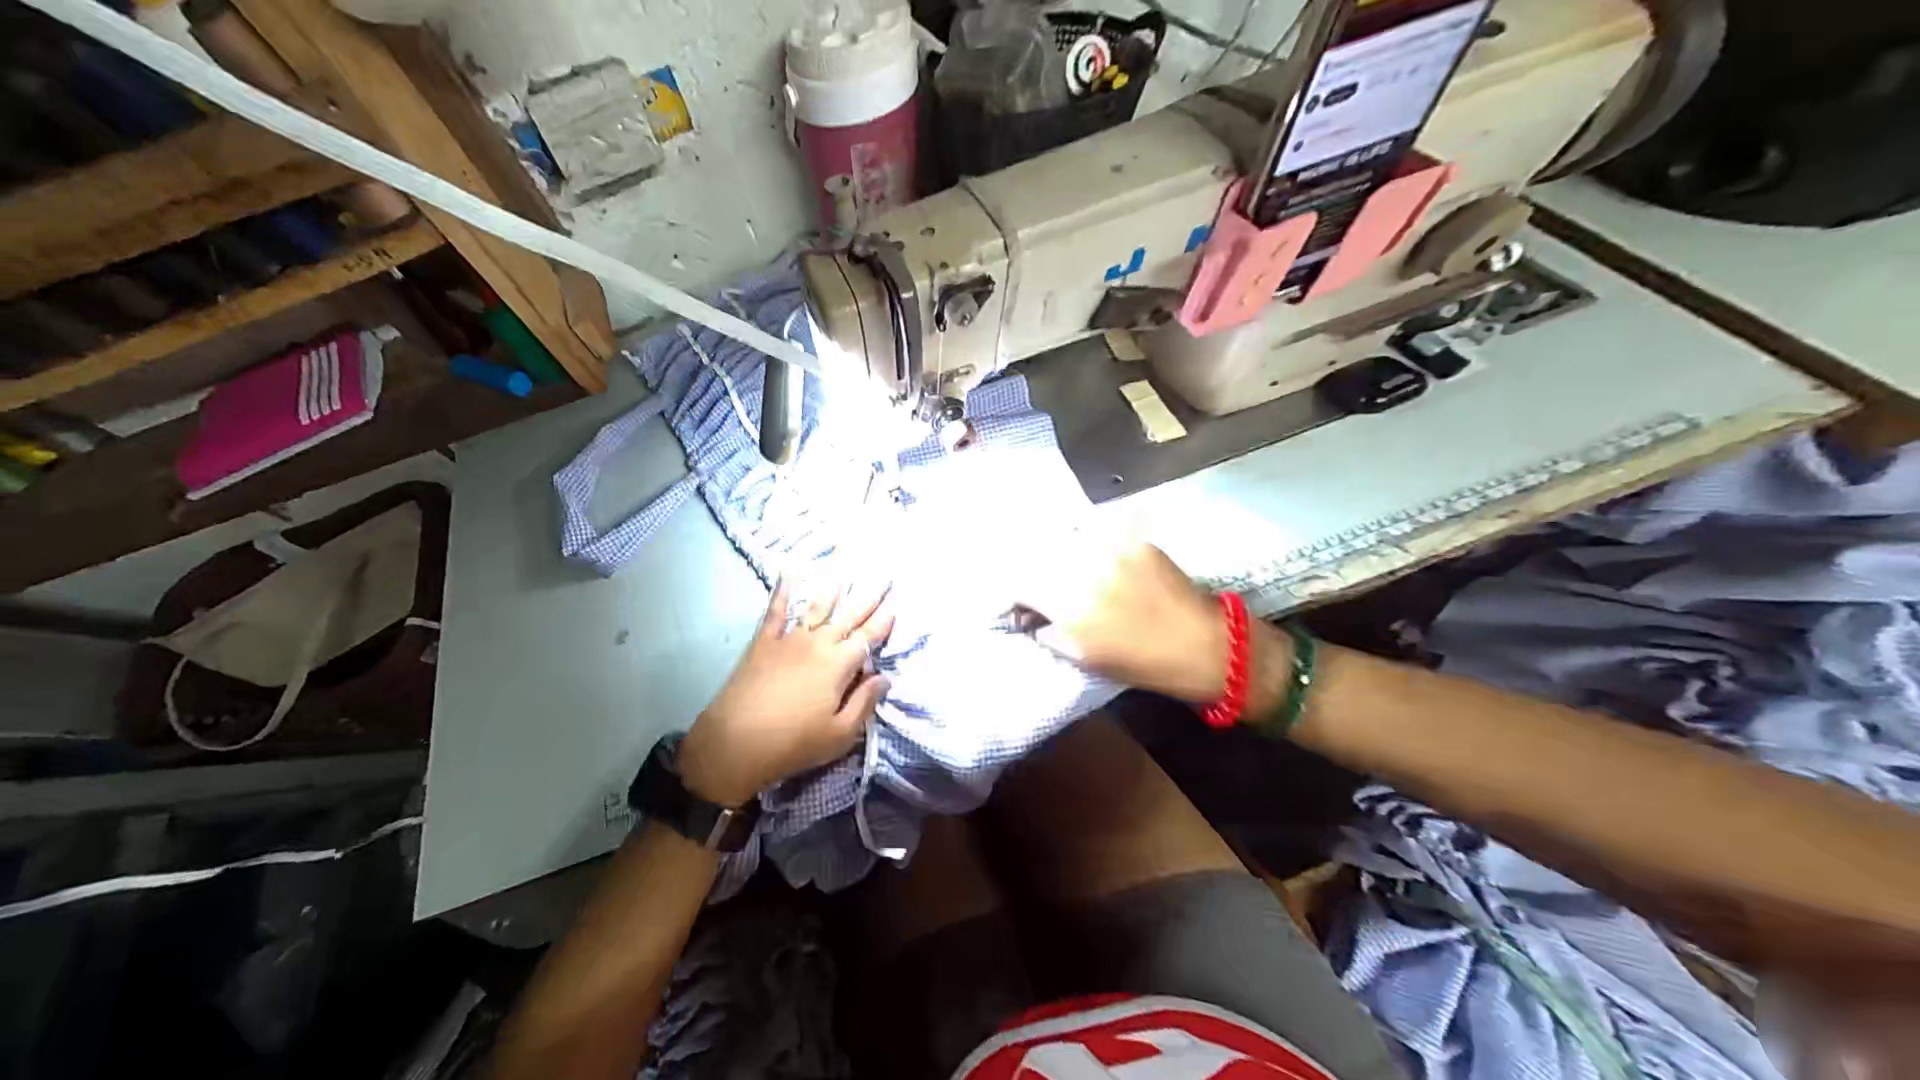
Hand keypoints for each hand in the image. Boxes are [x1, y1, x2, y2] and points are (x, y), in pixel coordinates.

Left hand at [679, 580, 893, 806]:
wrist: (734, 742)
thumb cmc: (793, 743)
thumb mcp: (840, 734)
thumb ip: (864, 702)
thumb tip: (884, 678)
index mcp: (839, 665)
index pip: (868, 638)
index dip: (884, 621)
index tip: (896, 603)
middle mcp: (817, 643)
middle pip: (848, 617)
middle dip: (868, 599)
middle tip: (883, 579)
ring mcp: (788, 639)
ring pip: (816, 609)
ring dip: (831, 590)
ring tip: (843, 572)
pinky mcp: (763, 643)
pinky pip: (774, 612)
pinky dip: (782, 593)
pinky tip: (786, 576)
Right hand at [1013, 540, 1227, 702]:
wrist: (1203, 645)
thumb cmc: (1141, 662)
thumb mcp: (1084, 657)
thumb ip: (1048, 632)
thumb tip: (1025, 615)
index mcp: (1070, 607)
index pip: (1018, 582)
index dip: (1012, 590)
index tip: (1017, 600)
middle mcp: (1085, 570)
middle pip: (1037, 554)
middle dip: (1033, 569)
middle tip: (1040, 583)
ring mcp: (1111, 549)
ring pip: (1065, 537)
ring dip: (1059, 552)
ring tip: (1068, 568)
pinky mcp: (1133, 538)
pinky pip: (1097, 532)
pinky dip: (1089, 543)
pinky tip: (1098, 559)